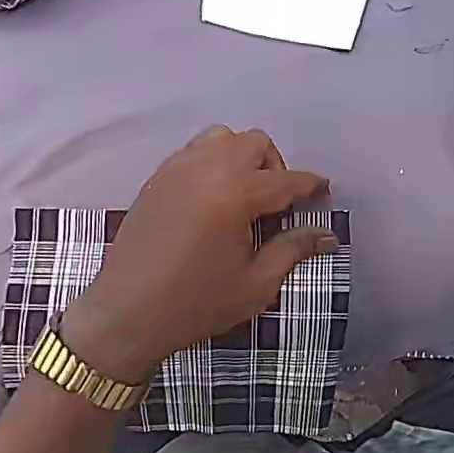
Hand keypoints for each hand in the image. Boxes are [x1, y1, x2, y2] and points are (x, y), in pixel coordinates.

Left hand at [58, 127, 334, 384]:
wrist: (127, 314)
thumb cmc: (196, 304)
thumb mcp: (256, 284)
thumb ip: (293, 250)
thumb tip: (325, 235)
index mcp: (234, 193)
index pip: (285, 180)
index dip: (310, 185)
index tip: (324, 191)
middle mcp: (205, 169)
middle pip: (254, 143)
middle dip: (274, 168)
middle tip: (275, 208)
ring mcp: (175, 170)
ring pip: (221, 138)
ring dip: (241, 158)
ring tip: (243, 199)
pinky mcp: (155, 180)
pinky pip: (193, 152)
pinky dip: (213, 163)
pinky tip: (214, 201)